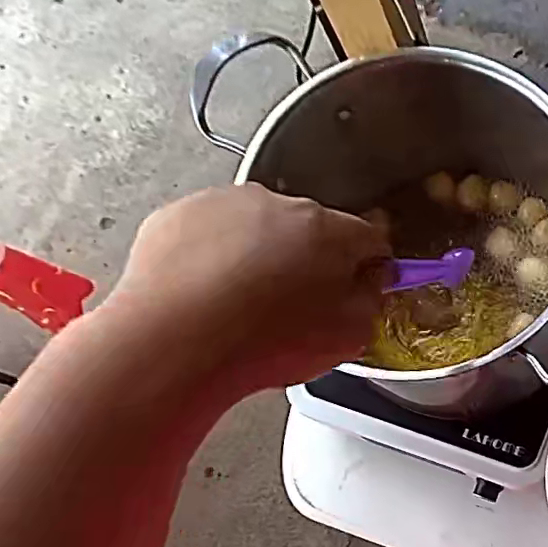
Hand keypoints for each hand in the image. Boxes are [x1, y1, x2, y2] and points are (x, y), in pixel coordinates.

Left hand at [70, 185, 390, 397]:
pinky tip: (215, 299)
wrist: (176, 341)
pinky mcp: (179, 216)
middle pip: (311, 230)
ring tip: (251, 310)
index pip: (368, 238)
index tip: (362, 285)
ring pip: (259, 229)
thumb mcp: (348, 336)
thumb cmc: (262, 341)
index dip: (370, 266)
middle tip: (301, 310)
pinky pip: (213, 235)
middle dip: (312, 264)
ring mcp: (224, 205)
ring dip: (263, 260)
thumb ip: (370, 300)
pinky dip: (218, 261)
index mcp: (327, 231)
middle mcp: (277, 205)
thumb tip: (370, 283)